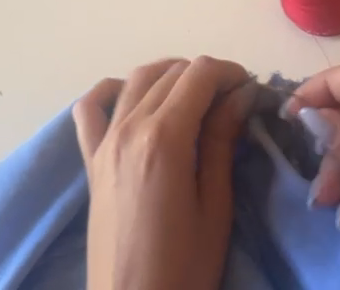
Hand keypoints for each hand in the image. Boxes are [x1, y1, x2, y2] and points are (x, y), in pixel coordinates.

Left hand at [72, 56, 255, 289]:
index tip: (249, 90)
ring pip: (136, 79)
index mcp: (165, 138)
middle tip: (232, 101)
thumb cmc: (183, 268)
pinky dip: (112, 90)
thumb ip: (223, 142)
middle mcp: (130, 127)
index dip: (230, 73)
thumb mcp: (215, 207)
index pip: (200, 74)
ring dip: (169, 76)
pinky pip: (90, 107)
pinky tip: (133, 99)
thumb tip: (240, 95)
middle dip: (207, 76)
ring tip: (195, 98)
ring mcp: (105, 141)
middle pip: (171, 73)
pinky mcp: (91, 160)